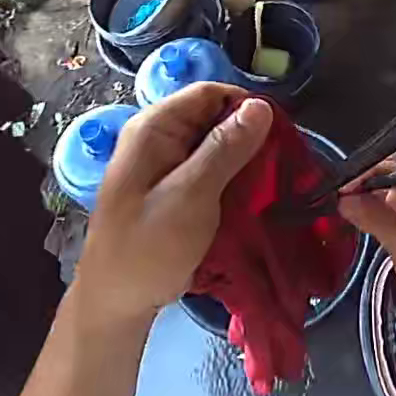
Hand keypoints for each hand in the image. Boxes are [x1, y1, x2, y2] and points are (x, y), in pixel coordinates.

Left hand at [72, 84, 271, 326]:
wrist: (116, 303)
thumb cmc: (148, 248)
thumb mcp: (192, 195)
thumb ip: (226, 148)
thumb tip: (261, 106)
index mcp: (155, 127)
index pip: (208, 93)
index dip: (245, 106)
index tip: (278, 134)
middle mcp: (158, 137)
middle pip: (213, 116)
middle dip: (248, 135)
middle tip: (279, 164)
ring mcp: (165, 163)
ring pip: (215, 144)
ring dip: (243, 159)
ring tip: (271, 181)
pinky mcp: (174, 187)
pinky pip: (209, 168)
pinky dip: (232, 177)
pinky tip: (251, 196)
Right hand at [337, 154, 395, 330]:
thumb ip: (375, 219)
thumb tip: (342, 199)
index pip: (395, 166)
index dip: (365, 174)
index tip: (339, 190)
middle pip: (390, 172)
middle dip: (363, 183)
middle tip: (336, 198)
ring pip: (387, 186)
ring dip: (366, 196)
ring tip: (341, 205)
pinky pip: (391, 201)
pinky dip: (375, 208)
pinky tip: (357, 214)